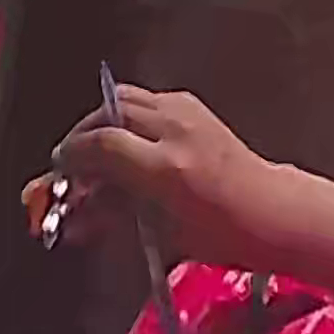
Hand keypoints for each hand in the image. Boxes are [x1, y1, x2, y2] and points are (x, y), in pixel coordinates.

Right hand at [48, 86, 286, 266]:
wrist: (274, 210)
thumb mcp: (163, 232)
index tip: (59, 166)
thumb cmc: (223, 234)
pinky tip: (124, 136)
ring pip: (121, 98)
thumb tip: (73, 217)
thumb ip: (113, 215)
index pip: (103, 144)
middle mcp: (172, 130)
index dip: (73, 153)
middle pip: (108, 113)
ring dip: (100, 120)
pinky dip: (124, 113)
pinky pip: (142, 98)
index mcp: (167, 168)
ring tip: (92, 144)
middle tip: (70, 157)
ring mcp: (182, 109)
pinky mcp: (188, 101)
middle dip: (82, 134)